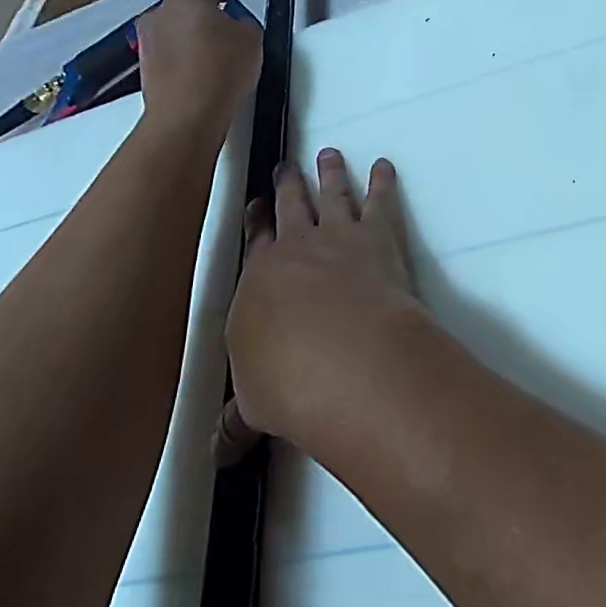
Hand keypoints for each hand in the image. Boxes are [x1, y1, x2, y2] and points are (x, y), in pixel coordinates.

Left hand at [135, 0, 260, 141]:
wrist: (186, 114)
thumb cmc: (221, 70)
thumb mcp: (252, 39)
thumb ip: (245, 24)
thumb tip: (237, 26)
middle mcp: (162, 13)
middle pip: (186, 5)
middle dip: (204, 11)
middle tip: (224, 22)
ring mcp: (148, 39)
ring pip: (173, 27)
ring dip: (190, 33)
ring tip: (211, 49)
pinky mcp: (144, 65)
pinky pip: (168, 51)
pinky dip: (181, 54)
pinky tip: (197, 68)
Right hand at [221, 150, 426, 457]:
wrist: (344, 361)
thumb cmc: (288, 383)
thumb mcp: (254, 405)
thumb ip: (239, 421)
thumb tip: (220, 454)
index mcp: (261, 279)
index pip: (256, 241)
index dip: (257, 221)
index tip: (257, 204)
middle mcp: (297, 248)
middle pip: (291, 206)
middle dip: (287, 185)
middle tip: (286, 165)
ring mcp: (338, 238)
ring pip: (332, 194)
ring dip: (331, 173)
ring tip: (329, 152)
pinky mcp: (378, 238)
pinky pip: (381, 201)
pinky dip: (384, 182)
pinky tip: (385, 167)